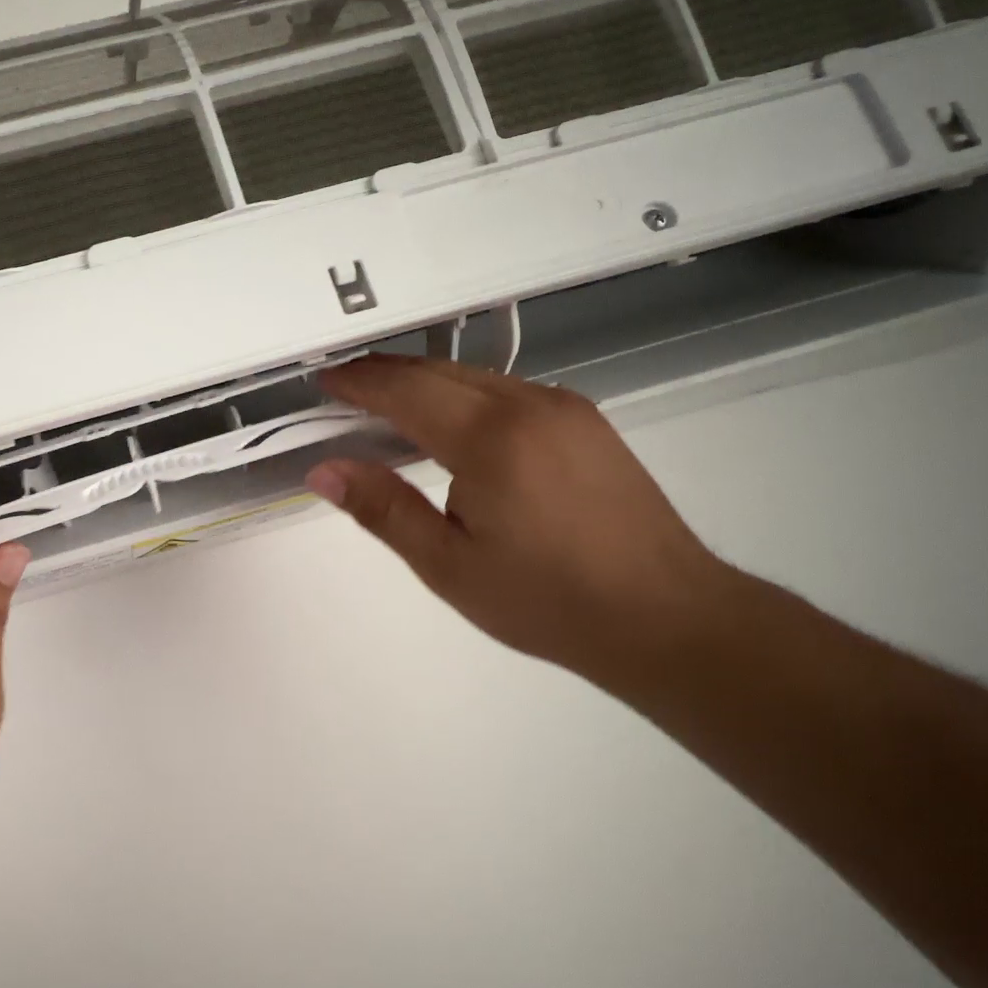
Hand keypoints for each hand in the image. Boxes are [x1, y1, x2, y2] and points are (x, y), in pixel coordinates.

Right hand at [307, 357, 736, 683]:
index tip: (321, 382)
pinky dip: (464, 393)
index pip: (406, 392)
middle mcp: (530, 405)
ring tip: (384, 401)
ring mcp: (565, 409)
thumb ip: (383, 509)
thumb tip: (323, 471)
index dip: (358, 384)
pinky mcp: (587, 423)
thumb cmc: (546, 600)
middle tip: (342, 385)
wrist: (666, 615)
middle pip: (440, 372)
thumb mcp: (448, 564)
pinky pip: (508, 390)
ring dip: (425, 381)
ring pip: (476, 377)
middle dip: (385, 374)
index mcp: (490, 438)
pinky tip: (449, 421)